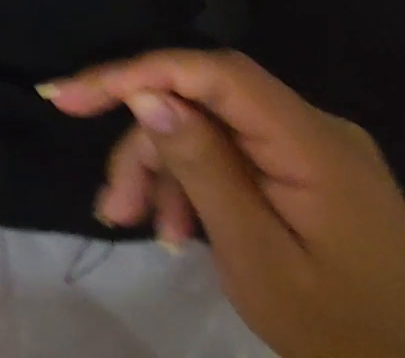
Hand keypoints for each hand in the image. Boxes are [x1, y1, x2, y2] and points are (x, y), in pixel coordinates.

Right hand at [40, 50, 404, 357]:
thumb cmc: (332, 330)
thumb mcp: (255, 255)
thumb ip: (203, 167)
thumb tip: (146, 96)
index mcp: (317, 146)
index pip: (216, 74)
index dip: (138, 73)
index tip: (71, 96)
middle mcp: (317, 130)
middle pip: (201, 105)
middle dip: (145, 145)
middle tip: (110, 198)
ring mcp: (312, 150)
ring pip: (206, 131)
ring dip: (162, 173)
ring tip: (136, 224)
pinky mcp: (303, 171)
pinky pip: (228, 155)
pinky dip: (191, 185)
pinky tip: (176, 230)